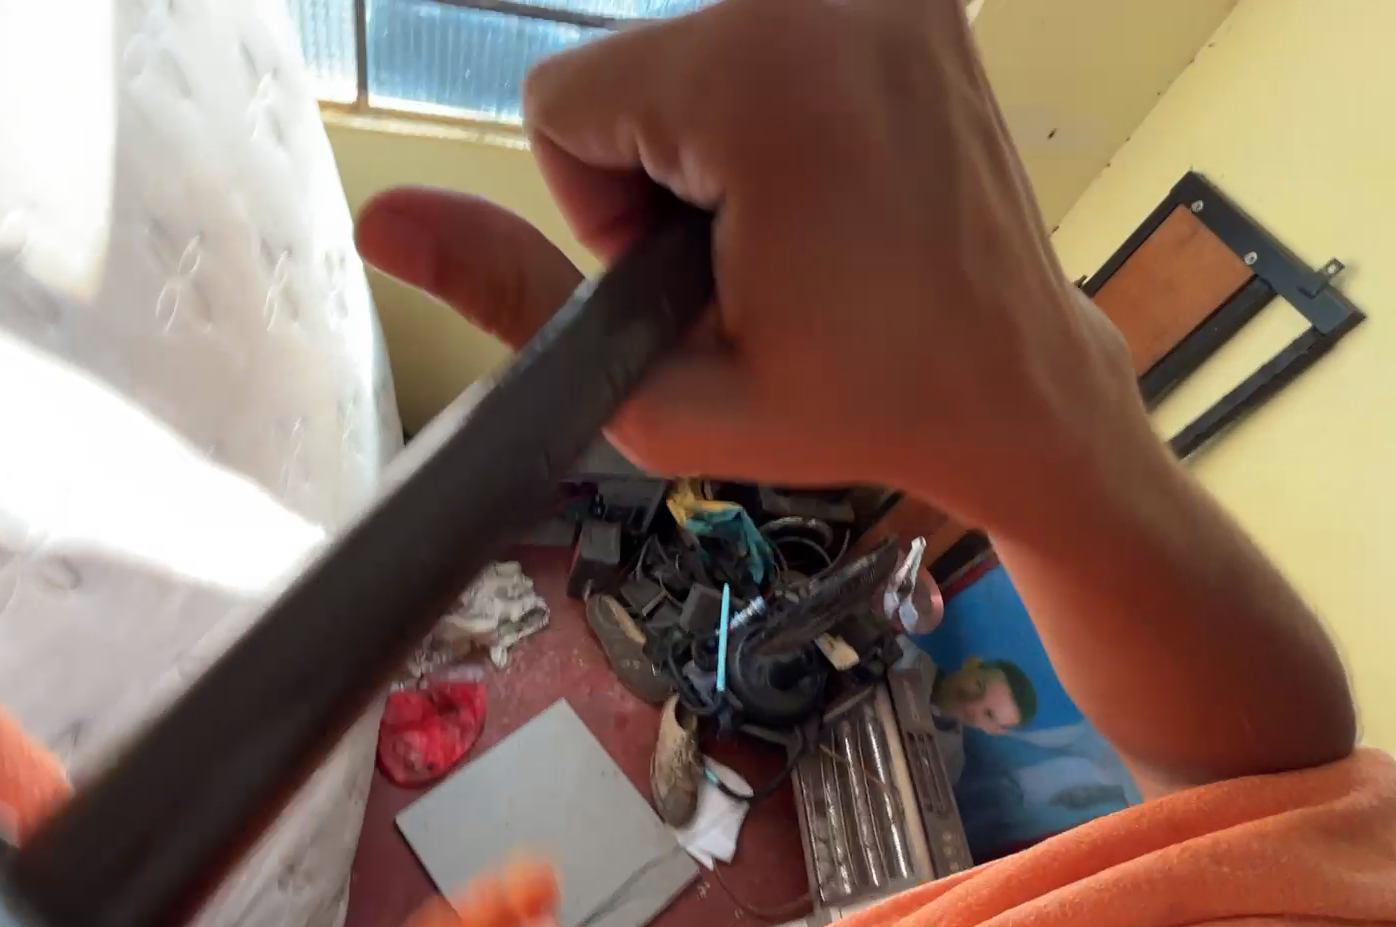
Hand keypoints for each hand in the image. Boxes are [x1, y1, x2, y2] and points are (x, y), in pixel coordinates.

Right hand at [356, 0, 1354, 789]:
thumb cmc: (841, 412)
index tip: (688, 282)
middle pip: (621, 75)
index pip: (561, 103)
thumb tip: (383, 221)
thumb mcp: (653, 393)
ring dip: (701, 159)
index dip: (598, 219)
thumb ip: (513, 300)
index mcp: (759, 79)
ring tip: (789, 240)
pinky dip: (755, 121)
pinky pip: (752, 45)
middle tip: (746, 269)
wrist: (1012, 390)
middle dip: (650, 186)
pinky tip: (822, 194)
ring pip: (680, 59)